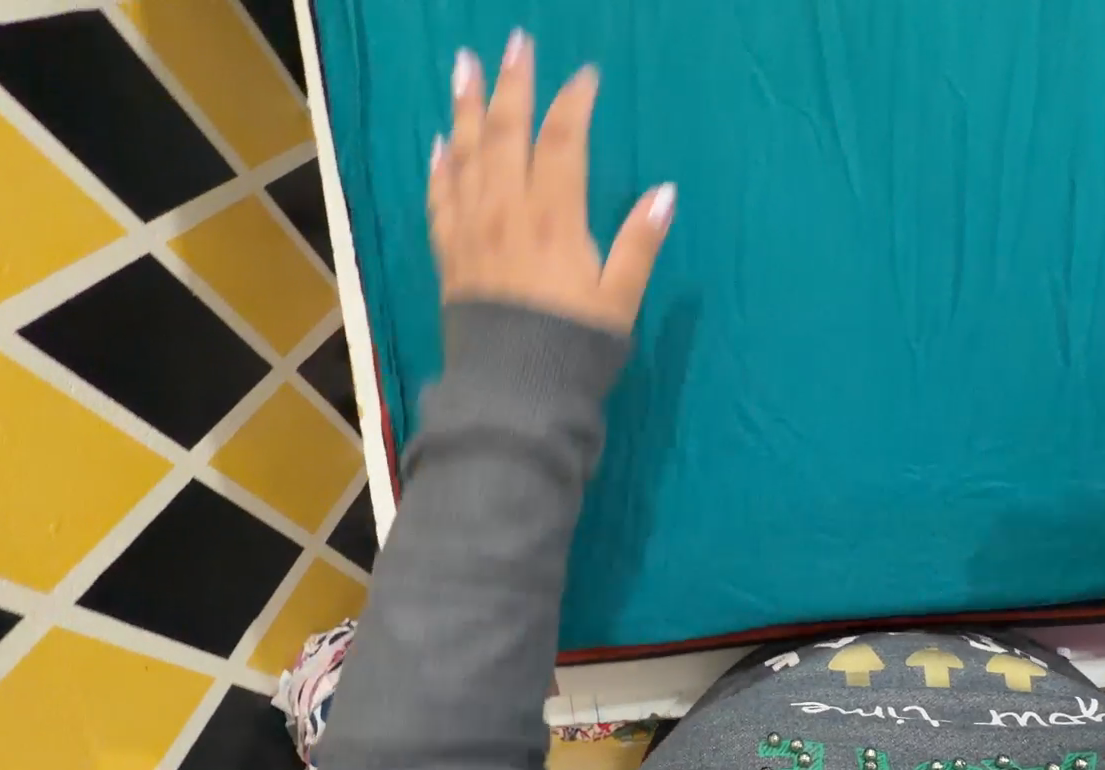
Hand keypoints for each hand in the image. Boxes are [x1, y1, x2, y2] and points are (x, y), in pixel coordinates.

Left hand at [428, 31, 673, 333]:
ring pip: (466, 155)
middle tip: (514, 44)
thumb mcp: (619, 300)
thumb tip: (665, 193)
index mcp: (554, 219)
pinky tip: (441, 144)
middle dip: (512, 85)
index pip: (563, 143)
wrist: (514, 390)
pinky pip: (440, 199)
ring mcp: (472, 231)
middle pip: (506, 134)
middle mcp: (507, 212)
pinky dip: (440, 166)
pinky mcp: (451, 255)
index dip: (574, 104)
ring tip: (464, 67)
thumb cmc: (574, 347)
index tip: (585, 77)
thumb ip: (640, 244)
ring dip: (466, 108)